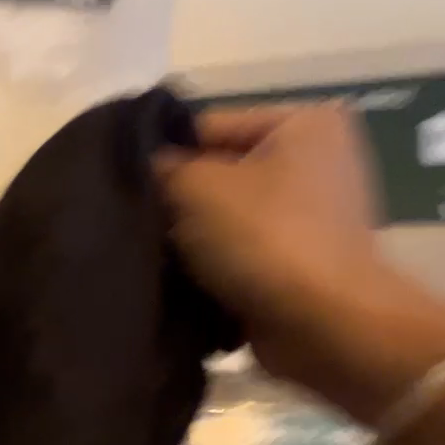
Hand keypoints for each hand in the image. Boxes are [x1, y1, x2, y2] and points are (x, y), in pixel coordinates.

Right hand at [156, 103, 397, 382]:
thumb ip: (161, 167)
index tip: (122, 188)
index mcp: (302, 122)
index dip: (159, 157)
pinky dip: (206, 262)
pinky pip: (233, 248)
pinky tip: (179, 276)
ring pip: (218, 214)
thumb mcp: (196, 187)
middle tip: (134, 223)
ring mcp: (307, 211)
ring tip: (152, 253)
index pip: (204, 127)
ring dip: (185, 235)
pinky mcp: (295, 257)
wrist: (321, 322)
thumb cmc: (263, 238)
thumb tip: (142, 167)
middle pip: (213, 171)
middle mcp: (313, 158)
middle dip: (174, 199)